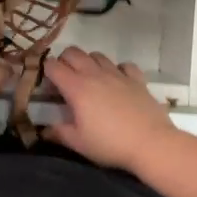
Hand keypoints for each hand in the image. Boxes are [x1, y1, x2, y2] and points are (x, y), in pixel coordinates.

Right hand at [44, 47, 176, 171]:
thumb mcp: (78, 143)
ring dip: (89, 62)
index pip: (53, 66)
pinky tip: (117, 81)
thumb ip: (58, 132)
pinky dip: (117, 69)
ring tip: (90, 79)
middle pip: (73, 52)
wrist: (151, 144)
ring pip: (97, 55)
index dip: (46, 71)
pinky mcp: (137, 79)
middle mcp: (95, 74)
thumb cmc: (110, 144)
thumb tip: (45, 130)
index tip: (48, 86)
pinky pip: (124, 65)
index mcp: (76, 87)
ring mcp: (118, 74)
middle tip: (65, 80)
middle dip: (64, 60)